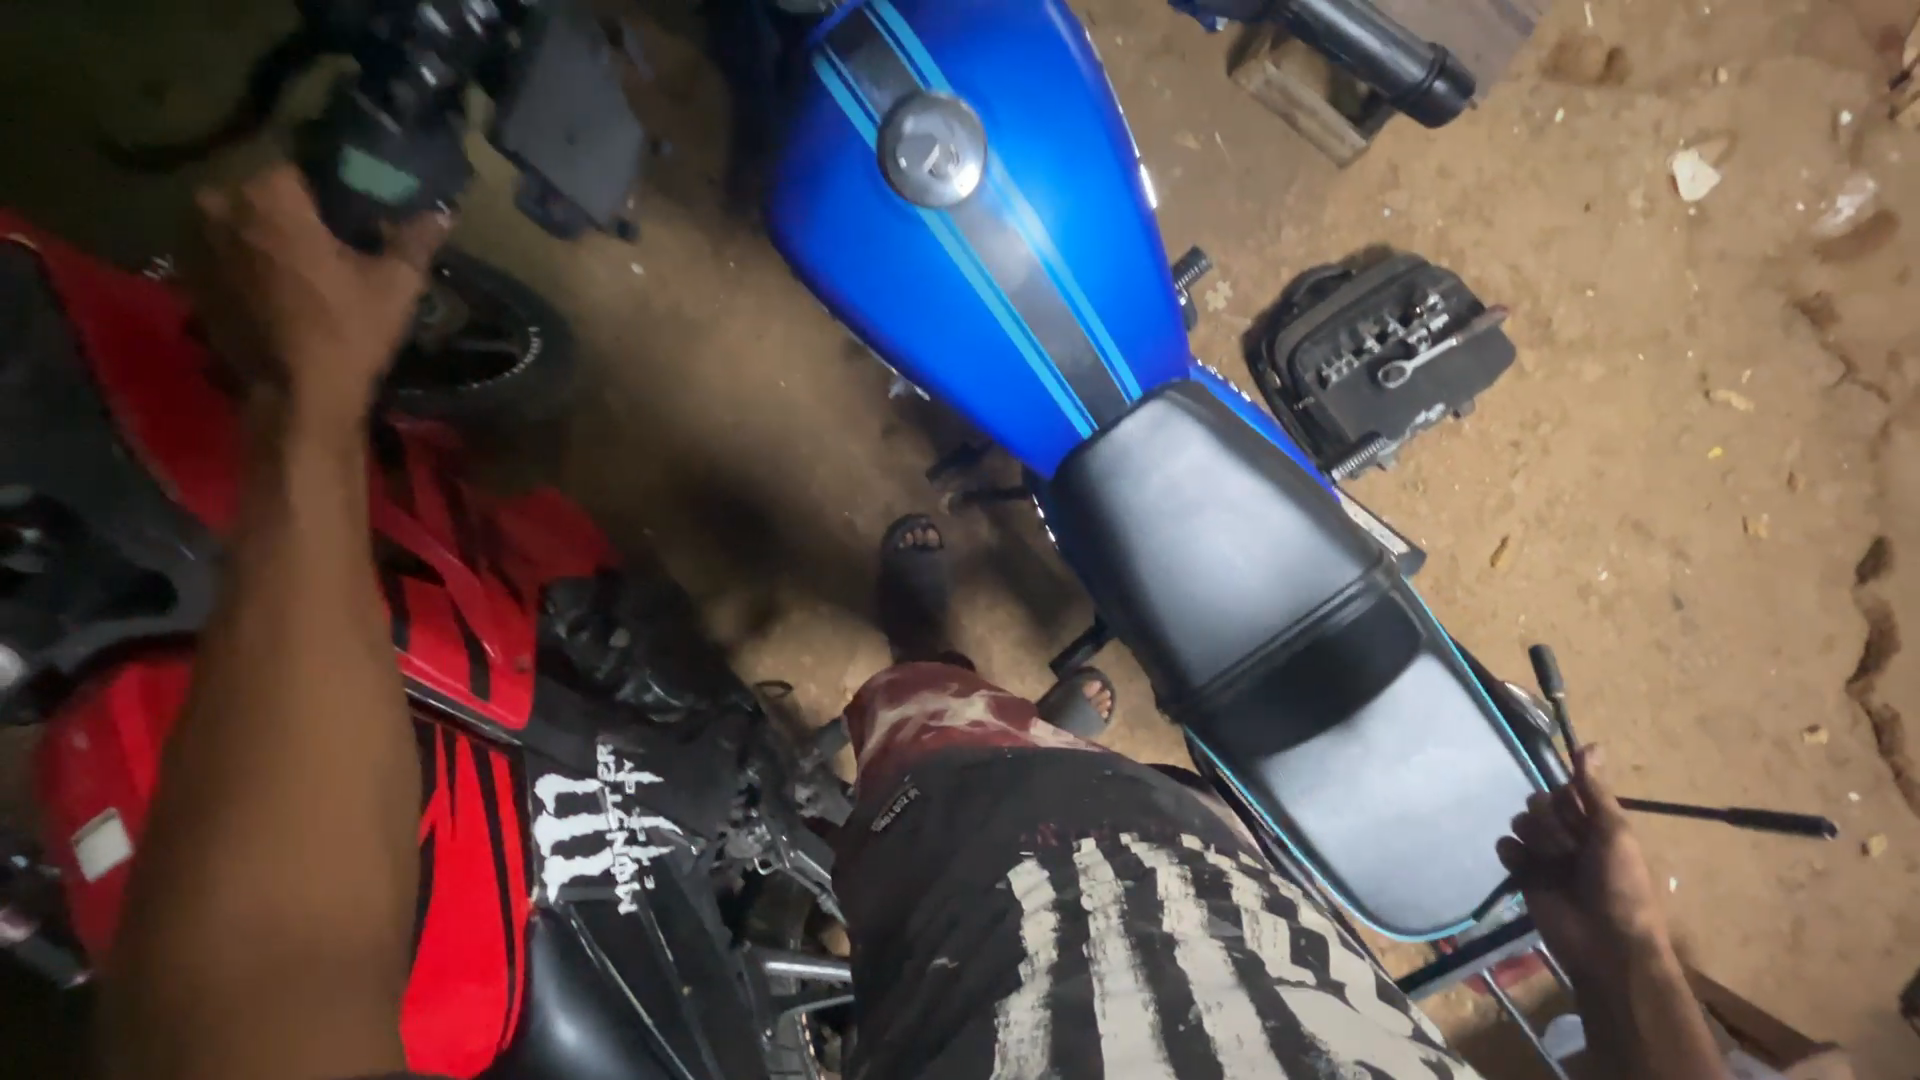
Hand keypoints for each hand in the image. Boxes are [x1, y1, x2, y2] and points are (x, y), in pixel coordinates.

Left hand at [195, 164, 451, 429]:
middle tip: (340, 245)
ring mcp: (193, 239)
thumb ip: (414, 240)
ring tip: (312, 268)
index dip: (337, 191)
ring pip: (244, 221)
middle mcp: (217, 204)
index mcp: (268, 196)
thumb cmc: (350, 331)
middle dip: (303, 213)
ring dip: (274, 235)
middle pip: (268, 193)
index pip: (303, 168)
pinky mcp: (187, 273)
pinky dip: (251, 260)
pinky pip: (226, 249)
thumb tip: (442, 212)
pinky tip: (284, 288)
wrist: (296, 392)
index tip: (362, 216)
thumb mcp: (396, 285)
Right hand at [1497, 745, 1670, 982]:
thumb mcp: (1614, 832)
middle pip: (1537, 804)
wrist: (1604, 942)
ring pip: (1520, 822)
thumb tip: (1590, 743)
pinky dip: (1514, 855)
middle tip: (1568, 848)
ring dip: (1535, 840)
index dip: (1564, 799)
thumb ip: (1594, 790)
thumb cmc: (1620, 885)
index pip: (1563, 790)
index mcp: (1594, 824)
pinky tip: (1527, 870)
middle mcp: (1568, 835)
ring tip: (1551, 864)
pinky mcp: (1522, 872)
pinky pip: (1505, 846)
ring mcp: (1544, 854)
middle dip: (1549, 822)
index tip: (1575, 814)